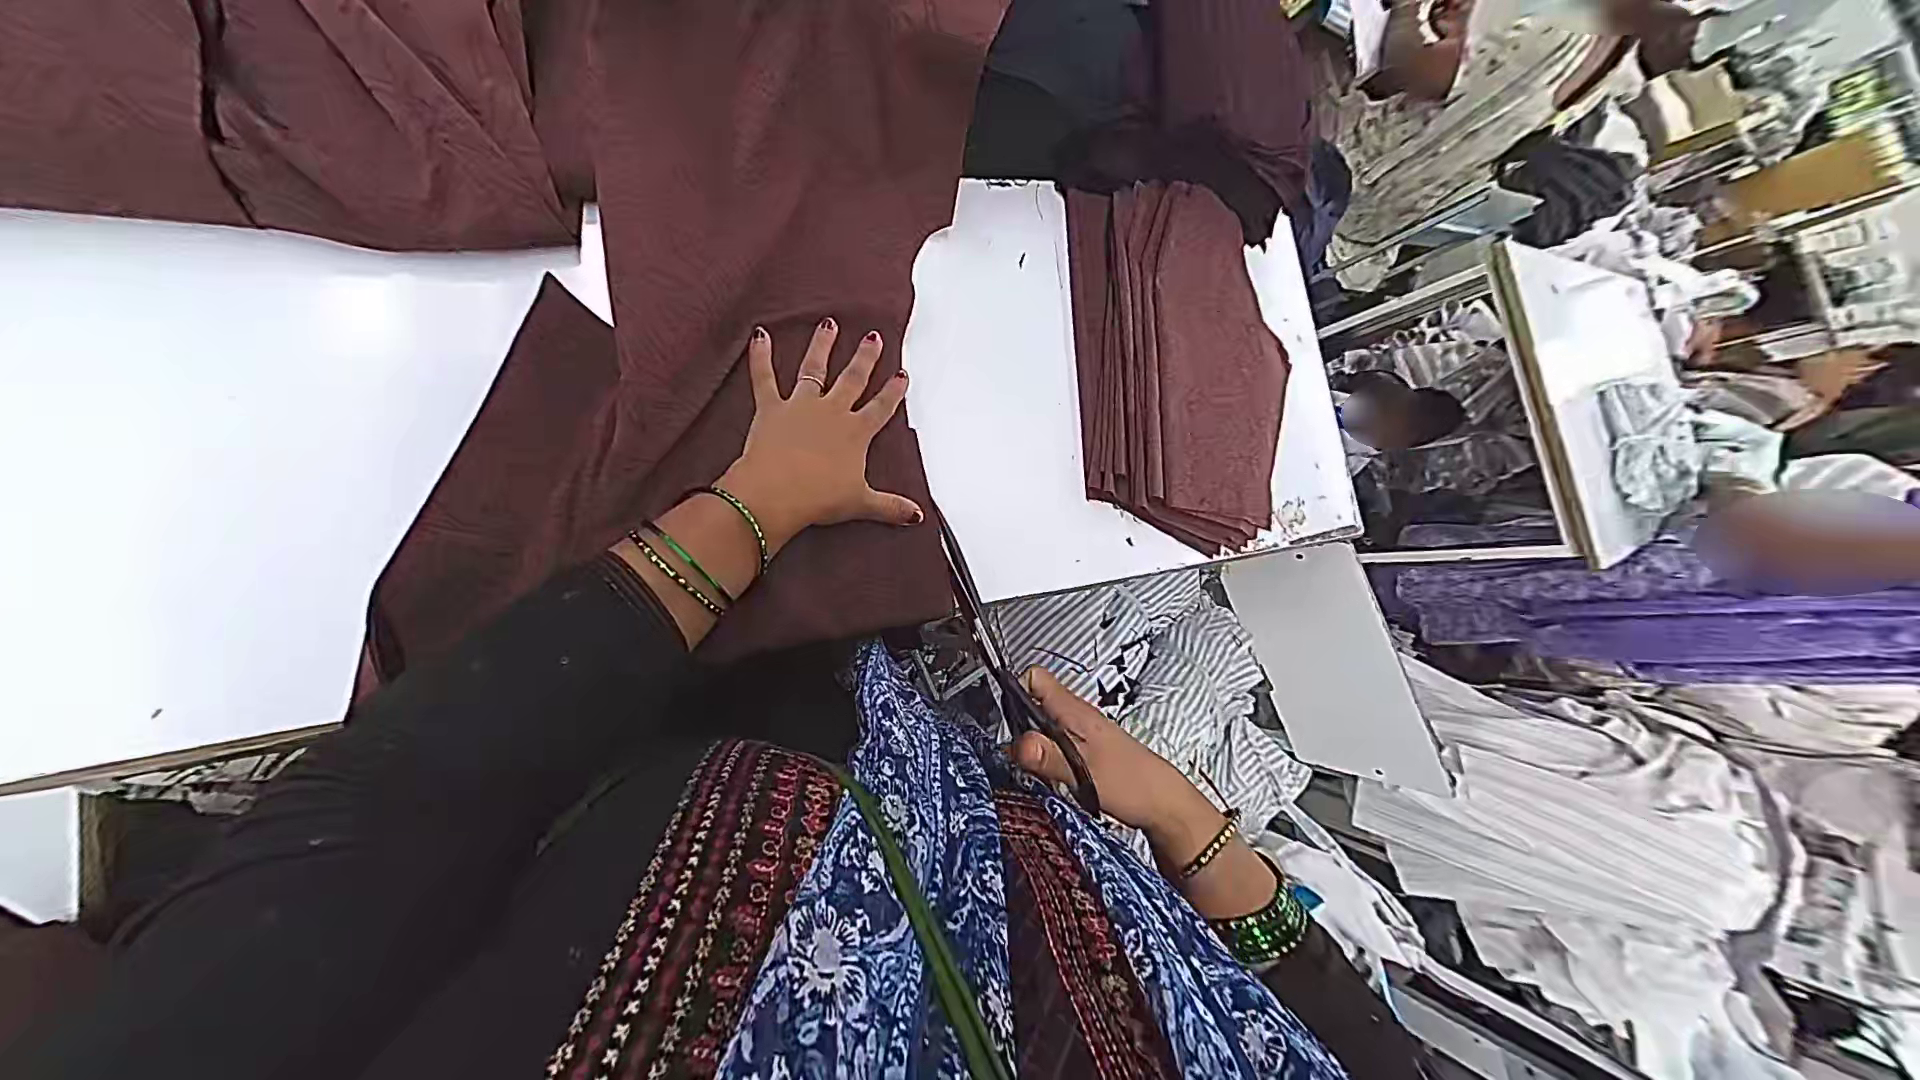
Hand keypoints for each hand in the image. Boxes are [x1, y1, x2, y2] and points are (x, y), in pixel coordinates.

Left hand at [717, 319, 921, 546]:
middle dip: (865, 358)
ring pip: (814, 368)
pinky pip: (764, 377)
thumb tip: (917, 517)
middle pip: (853, 379)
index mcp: (856, 433)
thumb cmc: (819, 497)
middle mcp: (832, 412)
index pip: (881, 407)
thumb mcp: (861, 503)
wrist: (778, 493)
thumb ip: (890, 506)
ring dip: (822, 346)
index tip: (901, 375)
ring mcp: (801, 406)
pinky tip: (760, 336)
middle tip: (874, 338)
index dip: (893, 392)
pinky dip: (760, 356)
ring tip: (829, 324)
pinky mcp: (771, 408)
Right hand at [1011, 668, 1220, 848]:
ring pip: (1043, 726)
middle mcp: (1076, 716)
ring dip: (1035, 747)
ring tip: (1040, 771)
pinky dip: (1048, 759)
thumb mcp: (1083, 772)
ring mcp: (1081, 733)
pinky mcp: (1086, 750)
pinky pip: (1055, 744)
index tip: (1005, 719)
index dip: (1015, 691)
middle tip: (1021, 755)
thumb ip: (1047, 757)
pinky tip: (1055, 779)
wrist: (1166, 805)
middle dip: (1019, 727)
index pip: (1034, 678)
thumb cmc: (1133, 784)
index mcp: (1074, 711)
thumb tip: (1015, 744)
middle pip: (1033, 704)